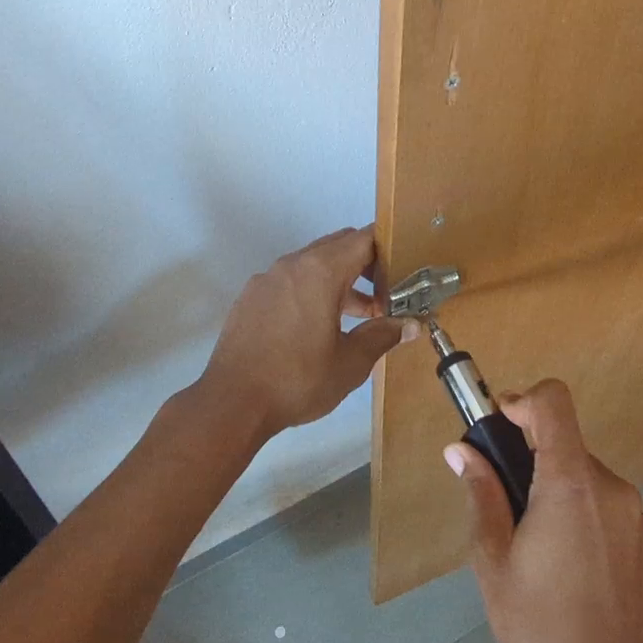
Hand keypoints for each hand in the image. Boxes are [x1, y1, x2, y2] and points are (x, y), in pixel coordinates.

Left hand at [199, 226, 411, 437]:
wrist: (232, 402)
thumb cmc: (298, 379)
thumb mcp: (350, 363)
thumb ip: (383, 336)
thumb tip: (411, 325)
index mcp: (320, 271)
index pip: (363, 239)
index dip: (388, 249)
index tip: (405, 270)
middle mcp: (292, 264)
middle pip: (337, 246)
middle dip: (366, 264)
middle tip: (387, 293)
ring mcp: (267, 279)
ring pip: (312, 264)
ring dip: (339, 281)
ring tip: (361, 315)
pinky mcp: (251, 297)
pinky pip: (290, 281)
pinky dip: (311, 291)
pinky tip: (318, 326)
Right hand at [449, 380, 642, 642]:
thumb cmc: (538, 626)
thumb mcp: (493, 561)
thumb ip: (482, 495)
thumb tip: (462, 451)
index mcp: (570, 484)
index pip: (554, 402)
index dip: (524, 401)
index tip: (503, 424)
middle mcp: (615, 490)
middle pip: (570, 450)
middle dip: (539, 467)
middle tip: (514, 512)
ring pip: (595, 487)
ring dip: (568, 500)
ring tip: (547, 553)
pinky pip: (619, 519)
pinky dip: (596, 529)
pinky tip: (582, 576)